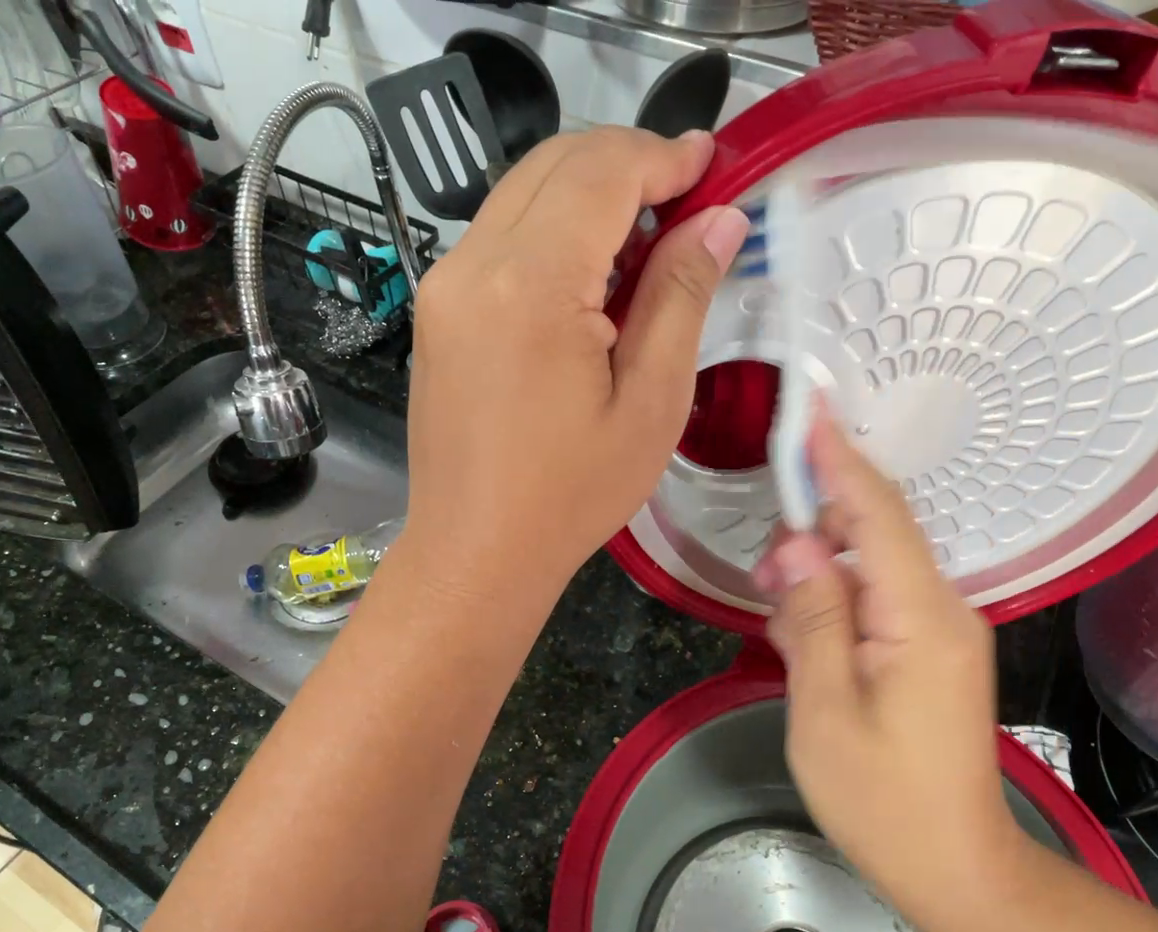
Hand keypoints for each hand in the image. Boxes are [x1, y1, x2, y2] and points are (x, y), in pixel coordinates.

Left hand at [401, 127, 750, 594]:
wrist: (475, 551)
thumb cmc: (570, 494)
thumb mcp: (651, 403)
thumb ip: (681, 297)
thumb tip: (719, 219)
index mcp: (529, 286)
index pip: (599, 172)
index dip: (662, 155)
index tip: (712, 164)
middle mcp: (473, 265)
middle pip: (555, 163)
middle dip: (627, 162)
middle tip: (688, 197)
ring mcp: (445, 282)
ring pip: (524, 191)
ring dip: (590, 192)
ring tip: (649, 238)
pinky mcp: (438, 305)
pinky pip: (501, 234)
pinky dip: (554, 228)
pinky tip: (593, 274)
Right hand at [754, 411, 1025, 924]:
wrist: (957, 867)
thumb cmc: (884, 800)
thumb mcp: (825, 709)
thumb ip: (811, 617)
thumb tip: (797, 545)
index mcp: (920, 616)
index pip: (876, 514)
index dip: (838, 459)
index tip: (807, 408)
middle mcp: (942, 608)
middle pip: (876, 531)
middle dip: (815, 527)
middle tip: (761, 570)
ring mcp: (943, 629)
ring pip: (873, 564)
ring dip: (820, 570)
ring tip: (775, 611)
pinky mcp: (932, 650)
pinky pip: (879, 598)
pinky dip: (836, 599)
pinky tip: (803, 632)